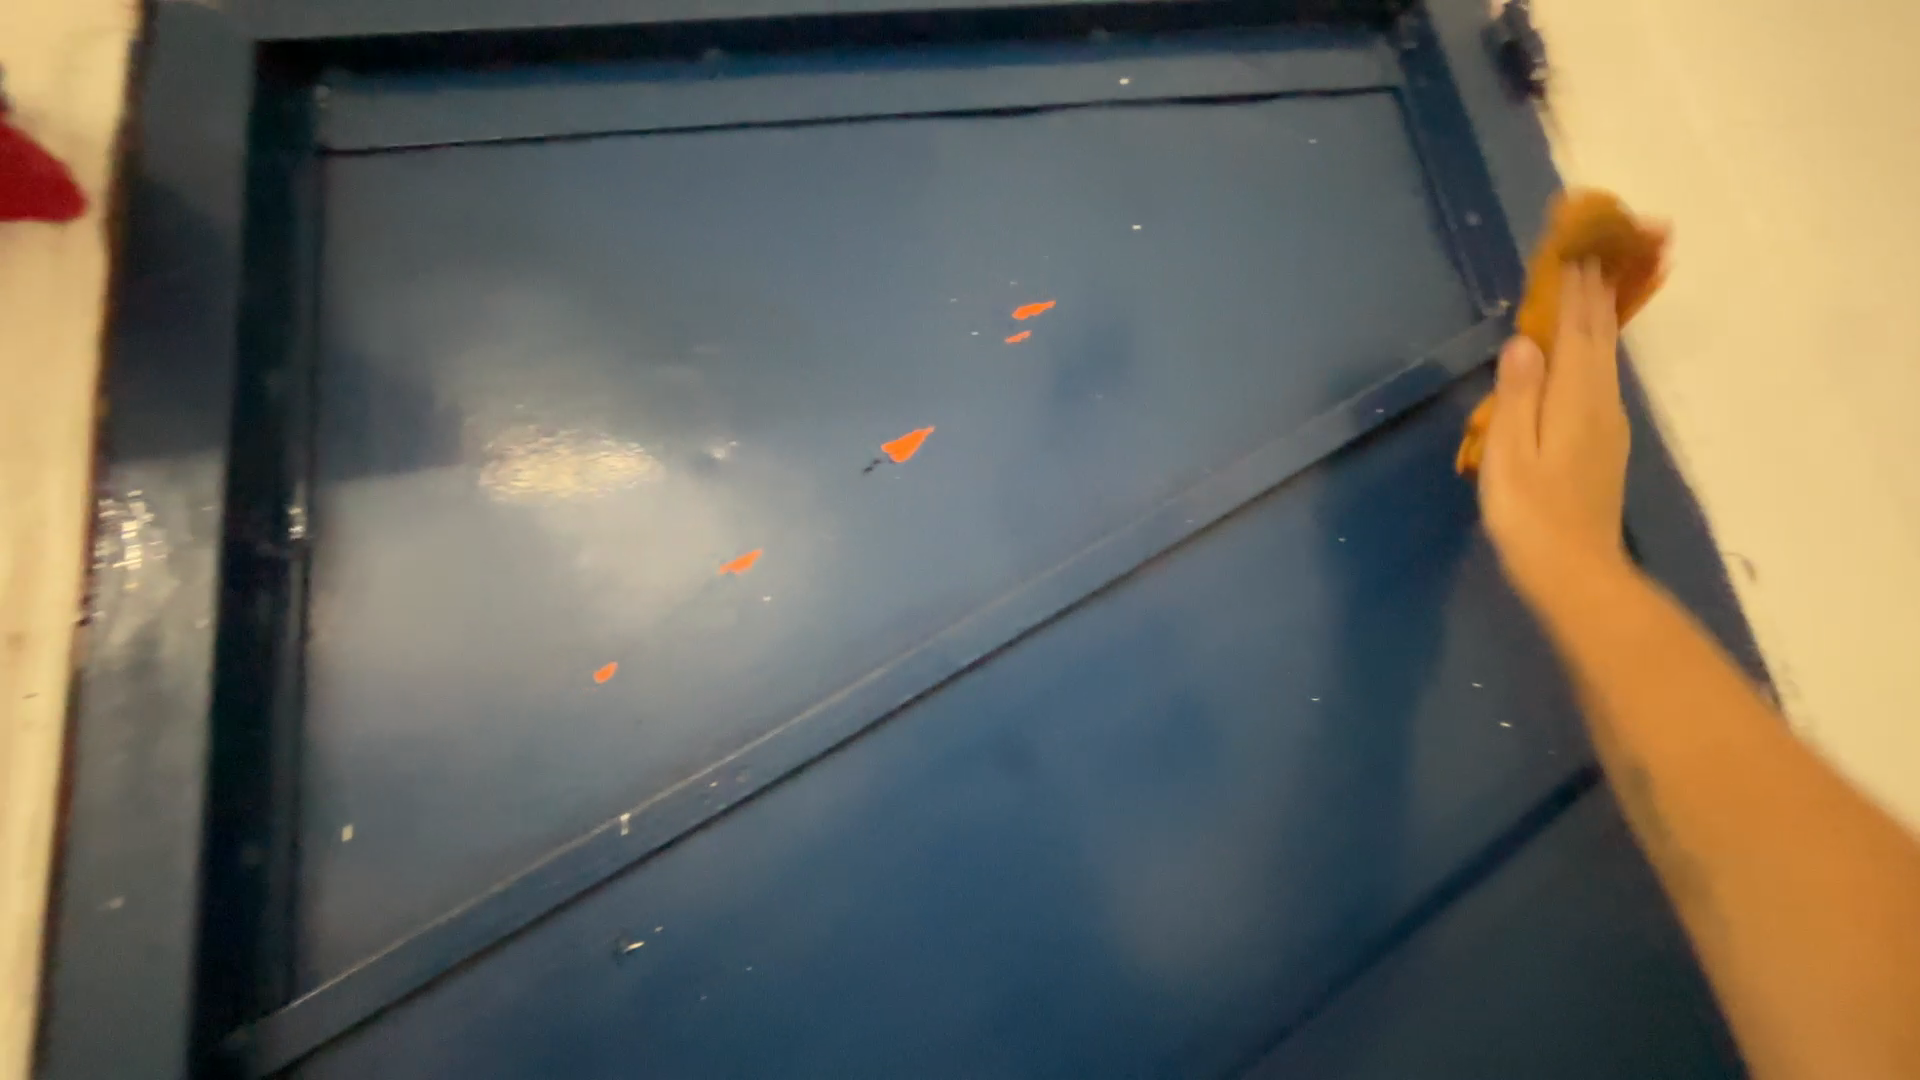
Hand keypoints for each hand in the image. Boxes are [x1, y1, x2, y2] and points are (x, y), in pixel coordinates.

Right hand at [1478, 259, 1634, 609]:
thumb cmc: (1528, 513)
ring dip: (1594, 323)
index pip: (1577, 335)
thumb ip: (1517, 397)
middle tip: (1587, 259)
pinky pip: (1597, 380)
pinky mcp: (1601, 443)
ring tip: (1585, 293)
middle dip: (1592, 300)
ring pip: (1602, 360)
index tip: (1573, 254)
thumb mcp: (1511, 454)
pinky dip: (1590, 353)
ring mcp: (1606, 425)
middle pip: (1598, 342)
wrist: (1572, 568)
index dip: (1574, 296)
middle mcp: (1600, 405)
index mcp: (1576, 402)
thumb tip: (1522, 342)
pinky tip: (1581, 352)